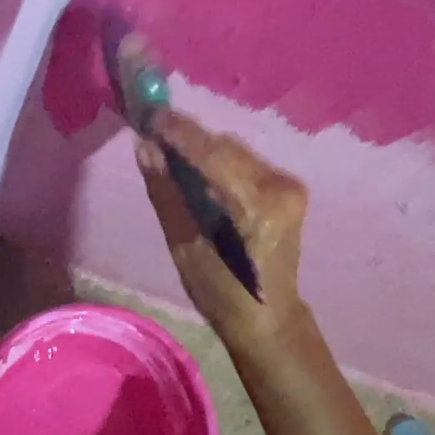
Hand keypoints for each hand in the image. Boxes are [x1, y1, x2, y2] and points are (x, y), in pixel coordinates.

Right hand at [136, 110, 307, 348]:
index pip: (213, 154)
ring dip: (202, 149)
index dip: (179, 131)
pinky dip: (218, 161)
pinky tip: (197, 172)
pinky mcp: (288, 188)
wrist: (270, 318)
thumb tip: (145, 147)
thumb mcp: (185, 248)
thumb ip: (166, 193)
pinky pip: (244, 162)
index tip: (148, 115)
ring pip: (234, 151)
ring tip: (170, 155)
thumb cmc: (223, 293)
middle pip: (225, 147)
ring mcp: (289, 186)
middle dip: (188, 139)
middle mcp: (280, 188)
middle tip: (152, 136)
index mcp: (257, 208)